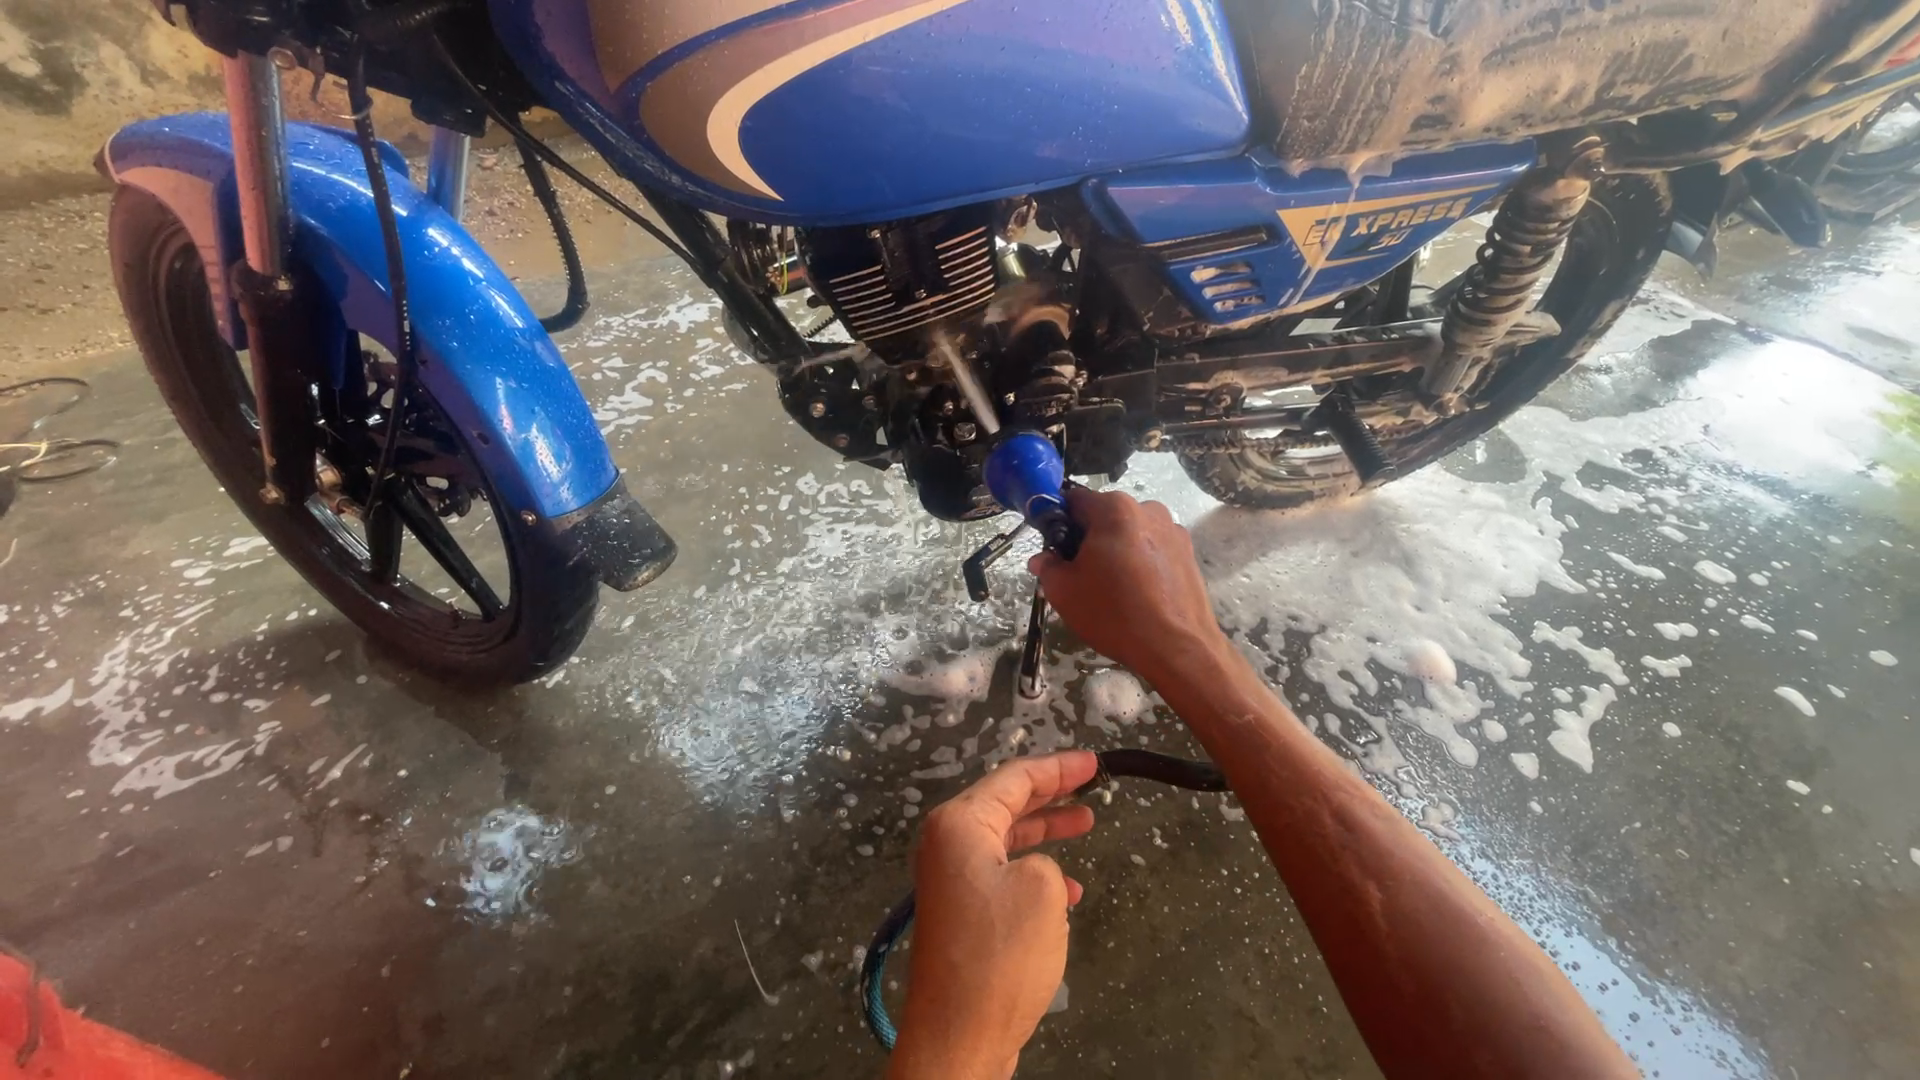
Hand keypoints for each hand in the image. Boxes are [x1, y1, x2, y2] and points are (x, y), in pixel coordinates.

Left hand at [888, 752, 1098, 1079]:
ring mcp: (952, 879)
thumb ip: (1045, 861)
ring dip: (1045, 830)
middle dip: (1050, 792)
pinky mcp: (962, 911)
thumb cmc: (1000, 955)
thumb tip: (1032, 870)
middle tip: (1091, 782)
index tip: (1093, 762)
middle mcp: (947, 843)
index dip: (1057, 767)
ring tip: (1087, 821)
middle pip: (1006, 802)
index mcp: (958, 824)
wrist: (958, 1038)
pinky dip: (1035, 873)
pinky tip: (1071, 890)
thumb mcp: (1041, 891)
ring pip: (1006, 838)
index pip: (1013, 778)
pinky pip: (1002, 873)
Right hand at [1028, 488, 1227, 685]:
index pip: (1075, 500)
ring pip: (1131, 534)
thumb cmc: (1113, 613)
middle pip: (1106, 516)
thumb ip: (1048, 567)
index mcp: (1114, 509)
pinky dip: (1141, 564)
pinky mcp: (1189, 554)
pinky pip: (1153, 550)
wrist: (1176, 648)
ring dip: (1117, 551)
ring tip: (1112, 589)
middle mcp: (1148, 509)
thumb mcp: (1064, 591)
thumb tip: (1042, 559)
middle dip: (1089, 539)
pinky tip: (1137, 595)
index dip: (1059, 522)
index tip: (1054, 549)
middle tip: (1080, 574)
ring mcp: (1173, 530)